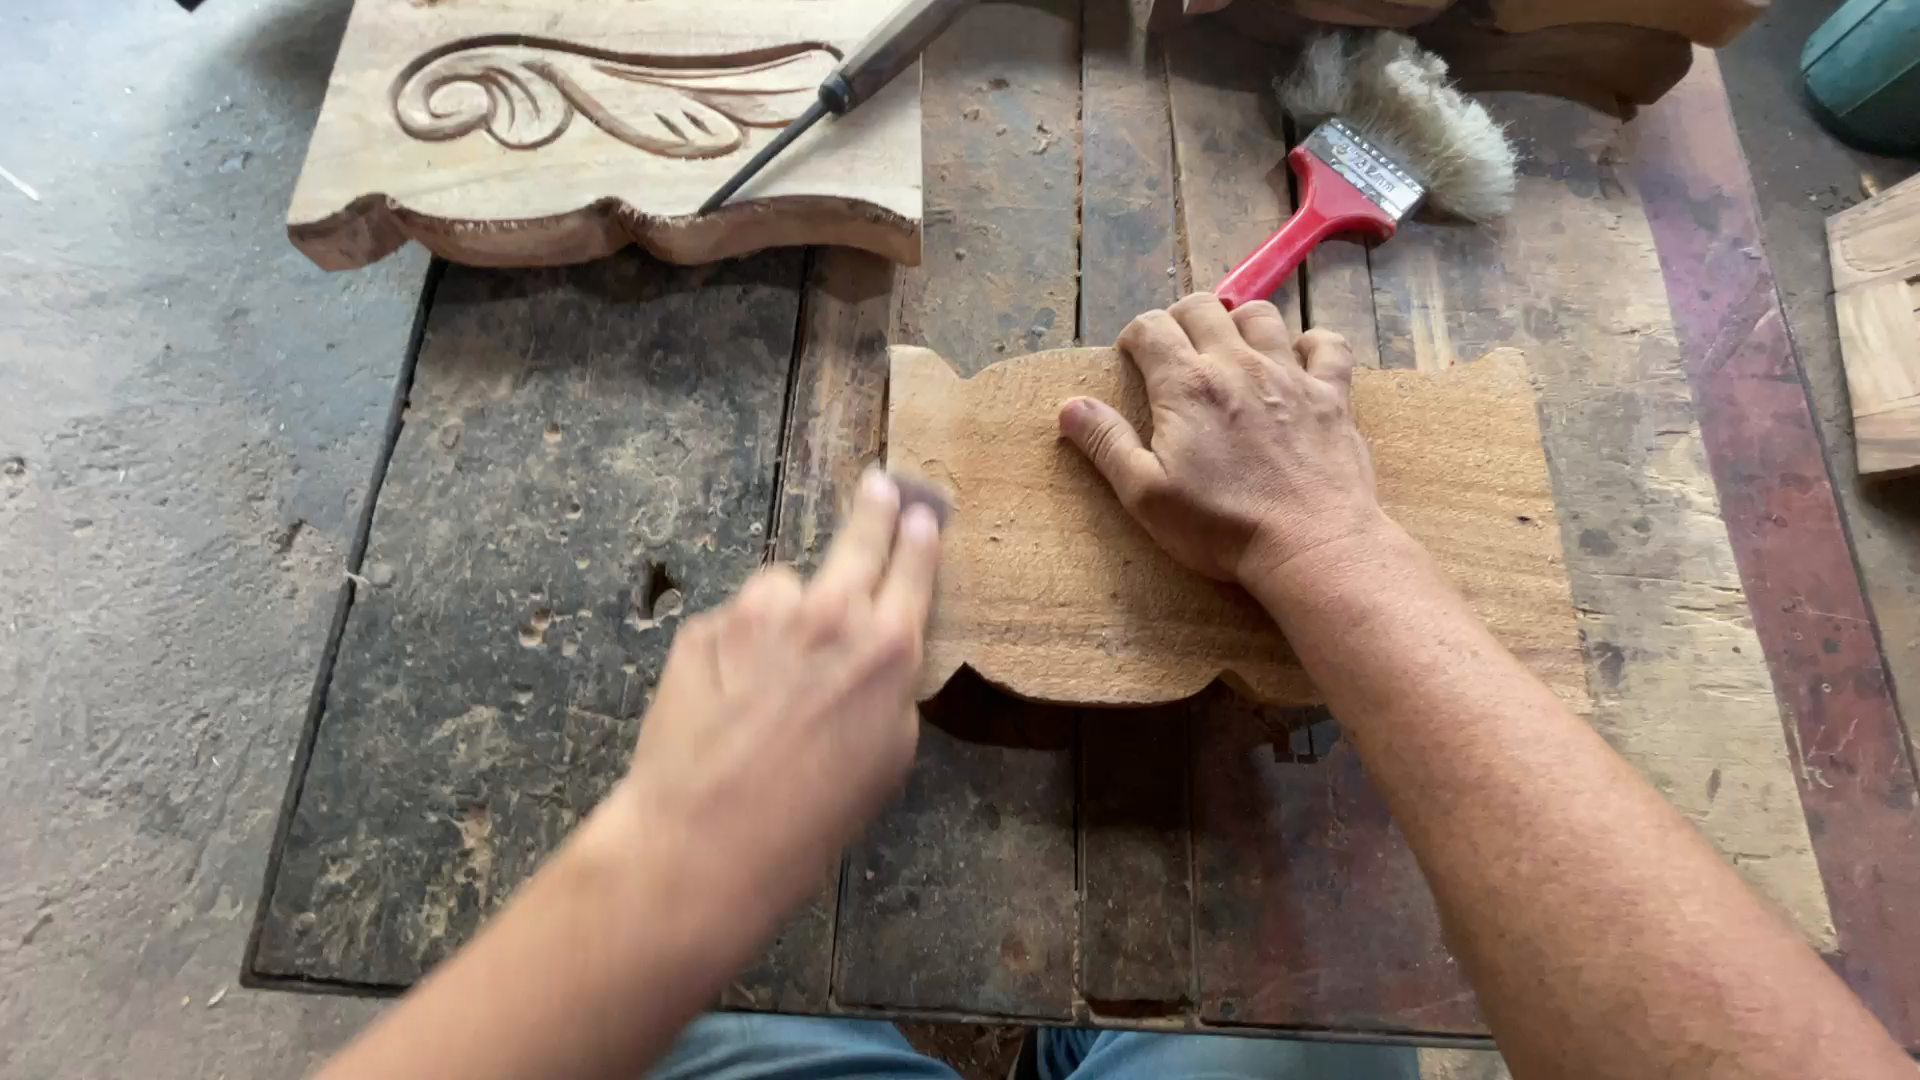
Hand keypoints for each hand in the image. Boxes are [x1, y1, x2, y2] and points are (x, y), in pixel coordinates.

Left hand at [613, 468, 941, 927]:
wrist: (706, 838)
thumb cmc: (816, 814)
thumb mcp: (889, 755)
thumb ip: (890, 684)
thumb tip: (876, 651)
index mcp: (887, 647)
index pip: (913, 571)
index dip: (920, 537)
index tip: (921, 511)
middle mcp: (829, 613)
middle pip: (859, 541)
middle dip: (875, 508)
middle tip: (878, 484)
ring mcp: (761, 612)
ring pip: (783, 586)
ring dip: (785, 611)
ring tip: (766, 673)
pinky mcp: (706, 625)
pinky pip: (734, 622)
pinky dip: (737, 645)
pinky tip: (725, 694)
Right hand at [1058, 292, 1389, 584]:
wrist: (1310, 544)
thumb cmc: (1218, 526)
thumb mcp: (1144, 494)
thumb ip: (1106, 444)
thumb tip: (1070, 406)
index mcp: (1186, 385)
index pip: (1152, 328)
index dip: (1135, 336)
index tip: (1132, 358)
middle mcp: (1237, 364)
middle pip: (1204, 308)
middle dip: (1179, 319)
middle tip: (1173, 351)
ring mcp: (1290, 374)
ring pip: (1261, 315)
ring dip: (1236, 322)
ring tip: (1227, 351)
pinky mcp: (1332, 394)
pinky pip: (1326, 344)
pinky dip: (1308, 343)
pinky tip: (1295, 361)